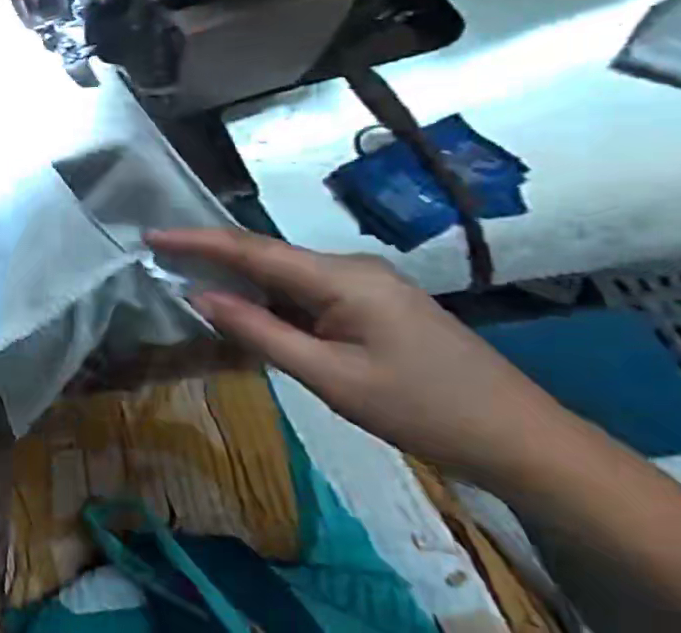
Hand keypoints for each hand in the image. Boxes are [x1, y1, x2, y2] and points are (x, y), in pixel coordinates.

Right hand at [148, 227, 573, 486]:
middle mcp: (351, 268)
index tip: (150, 236)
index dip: (196, 241)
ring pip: (286, 274)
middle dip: (212, 256)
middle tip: (161, 260)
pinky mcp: (377, 304)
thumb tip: (200, 296)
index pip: (250, 249)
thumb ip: (260, 332)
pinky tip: (252, 314)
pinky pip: (309, 292)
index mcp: (341, 278)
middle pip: (266, 255)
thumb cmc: (425, 411)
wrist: (529, 444)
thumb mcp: (332, 379)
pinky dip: (272, 300)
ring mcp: (368, 284)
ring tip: (192, 285)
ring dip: (241, 280)